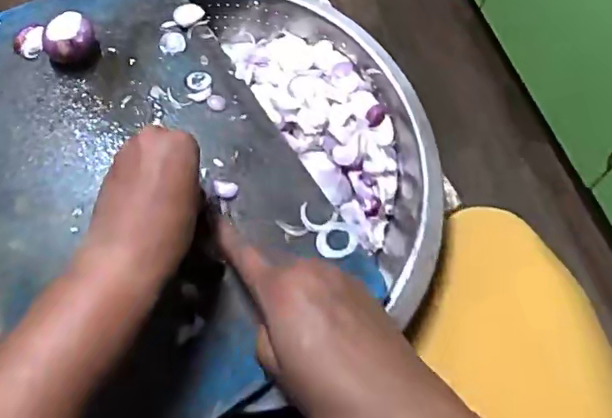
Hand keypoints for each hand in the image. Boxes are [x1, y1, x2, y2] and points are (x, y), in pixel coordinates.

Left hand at [78, 126, 201, 290]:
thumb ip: (190, 184)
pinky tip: (133, 203)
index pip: (190, 149)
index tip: (187, 192)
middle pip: (164, 145)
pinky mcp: (108, 164)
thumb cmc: (168, 231)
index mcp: (180, 141)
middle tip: (169, 194)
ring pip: (144, 154)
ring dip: (148, 169)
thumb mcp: (195, 208)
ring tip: (149, 201)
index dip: (189, 172)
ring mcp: (126, 148)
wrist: (122, 255)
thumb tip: (182, 186)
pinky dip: (132, 178)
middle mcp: (151, 135)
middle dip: (167, 164)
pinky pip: (128, 165)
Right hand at [216, 219, 474, 417]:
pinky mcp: (365, 287)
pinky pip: (332, 286)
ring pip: (308, 278)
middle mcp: (308, 268)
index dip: (225, 235)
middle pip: (280, 270)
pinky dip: (327, 301)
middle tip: (282, 325)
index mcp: (280, 287)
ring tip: (316, 334)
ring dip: (304, 295)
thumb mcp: (279, 370)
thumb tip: (272, 322)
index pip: (243, 253)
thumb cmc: (327, 389)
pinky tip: (340, 332)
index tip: (212, 213)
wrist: (398, 403)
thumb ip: (264, 335)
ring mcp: (339, 273)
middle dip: (276, 289)